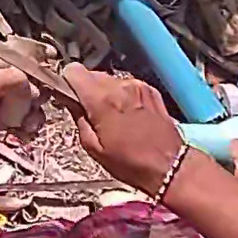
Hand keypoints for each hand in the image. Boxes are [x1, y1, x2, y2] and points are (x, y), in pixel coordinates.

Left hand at [0, 57, 37, 163]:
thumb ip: (15, 79)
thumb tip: (34, 90)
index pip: (28, 60)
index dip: (40, 73)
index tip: (44, 88)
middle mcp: (0, 79)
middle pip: (34, 83)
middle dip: (38, 98)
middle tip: (31, 109)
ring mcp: (1, 100)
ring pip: (31, 103)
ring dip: (35, 115)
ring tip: (27, 125)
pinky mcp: (2, 118)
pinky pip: (24, 119)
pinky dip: (28, 127)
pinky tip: (24, 134)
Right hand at [62, 65, 184, 194]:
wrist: (169, 165)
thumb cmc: (131, 163)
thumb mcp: (93, 147)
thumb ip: (78, 118)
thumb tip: (69, 101)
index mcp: (101, 100)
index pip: (73, 71)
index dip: (67, 83)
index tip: (68, 96)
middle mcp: (119, 86)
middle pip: (90, 74)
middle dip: (86, 90)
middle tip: (90, 113)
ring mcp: (136, 86)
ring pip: (108, 79)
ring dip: (104, 92)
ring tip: (110, 117)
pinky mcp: (149, 89)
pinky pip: (125, 84)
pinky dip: (121, 95)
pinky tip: (127, 115)